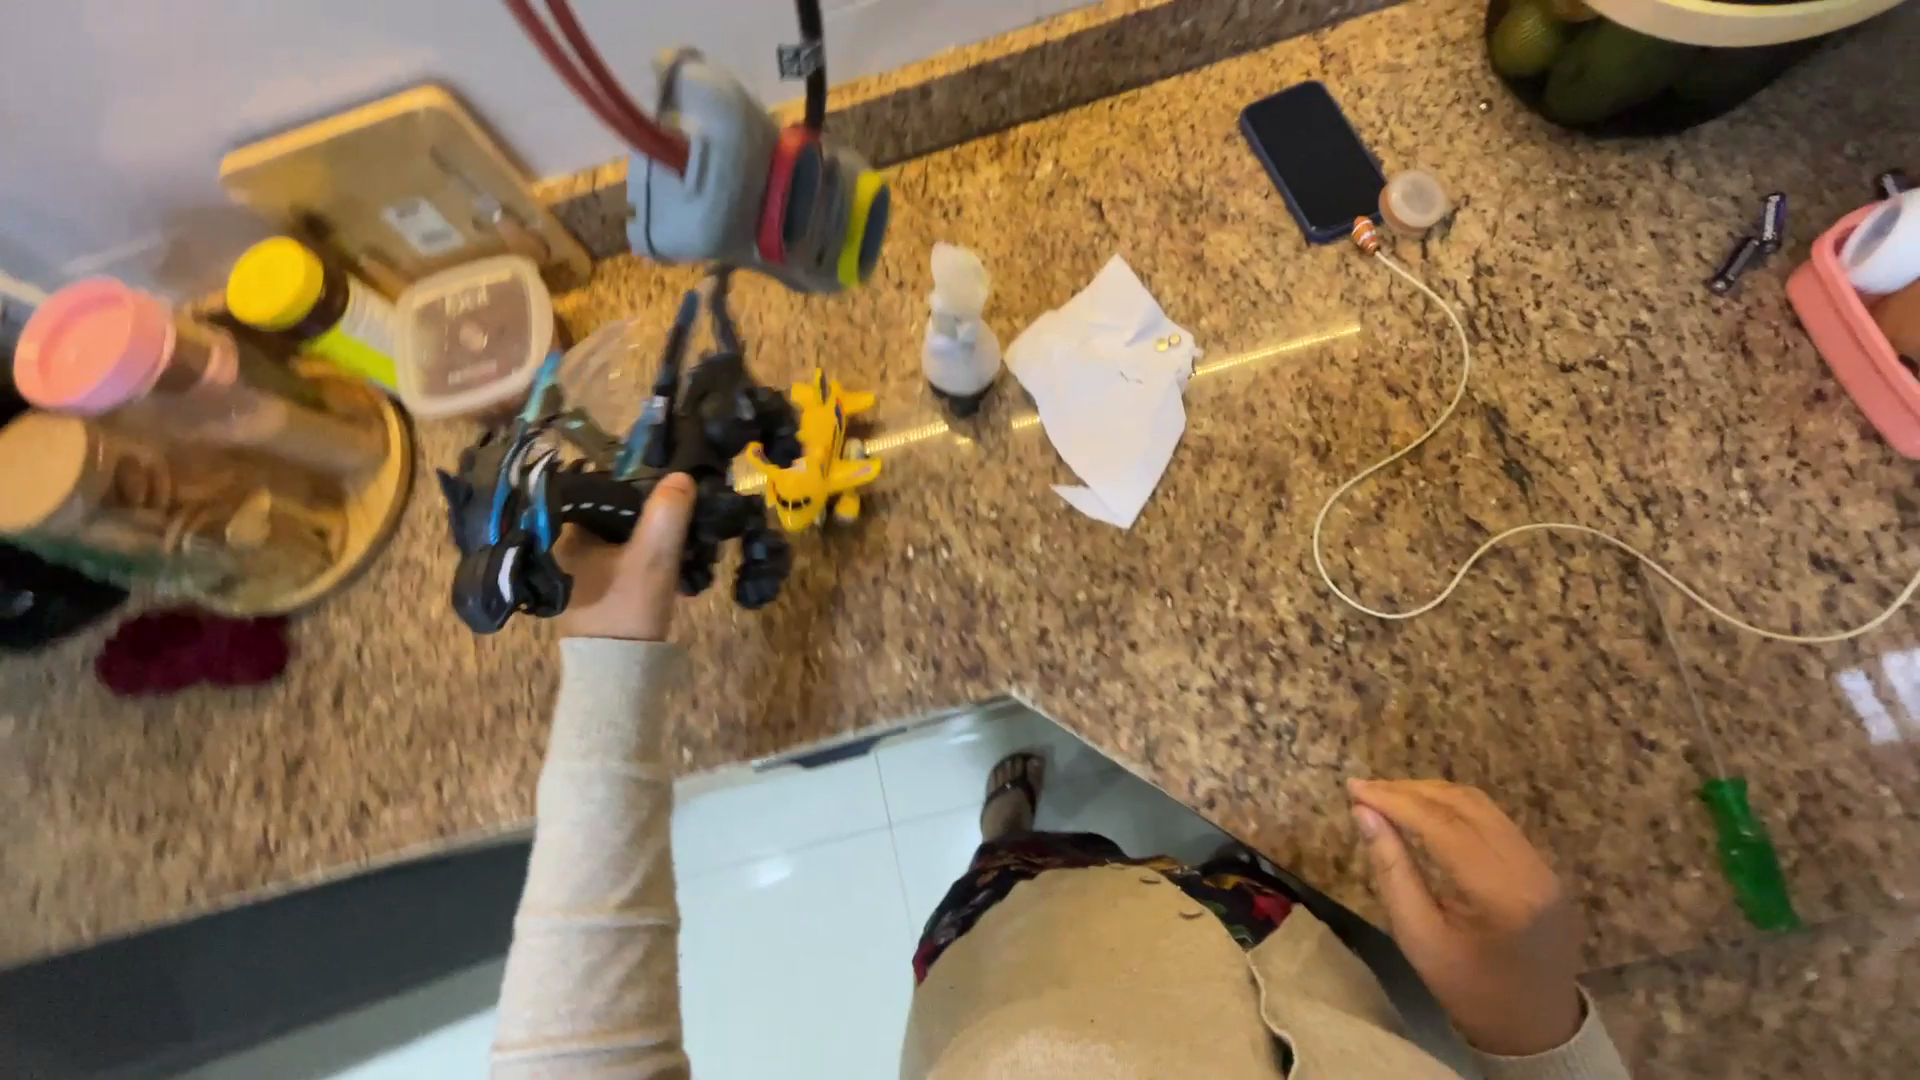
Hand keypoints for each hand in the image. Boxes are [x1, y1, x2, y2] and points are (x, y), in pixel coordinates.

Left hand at [553, 474, 695, 641]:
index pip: (597, 490)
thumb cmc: (625, 608)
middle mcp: (562, 548)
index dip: (634, 486)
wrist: (619, 671)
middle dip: (650, 515)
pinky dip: (649, 557)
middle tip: (682, 514)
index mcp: (562, 534)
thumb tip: (681, 475)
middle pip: (614, 514)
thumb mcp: (652, 557)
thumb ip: (667, 513)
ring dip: (654, 537)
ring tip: (686, 541)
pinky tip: (676, 565)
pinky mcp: (596, 589)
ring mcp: (578, 571)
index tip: (666, 489)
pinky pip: (626, 559)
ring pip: (622, 538)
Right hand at [1348, 778, 1584, 1056]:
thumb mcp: (1416, 934)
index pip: (1441, 824)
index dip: (1393, 800)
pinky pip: (1494, 820)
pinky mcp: (1543, 867)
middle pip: (1464, 805)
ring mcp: (1543, 867)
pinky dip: (1453, 807)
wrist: (1534, 1027)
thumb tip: (1363, 812)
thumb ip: (1391, 868)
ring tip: (1388, 796)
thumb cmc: (1466, 986)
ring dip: (1431, 793)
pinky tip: (1423, 812)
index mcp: (1499, 894)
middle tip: (1365, 789)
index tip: (1353, 788)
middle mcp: (1530, 870)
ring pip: (1481, 805)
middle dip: (1409, 790)